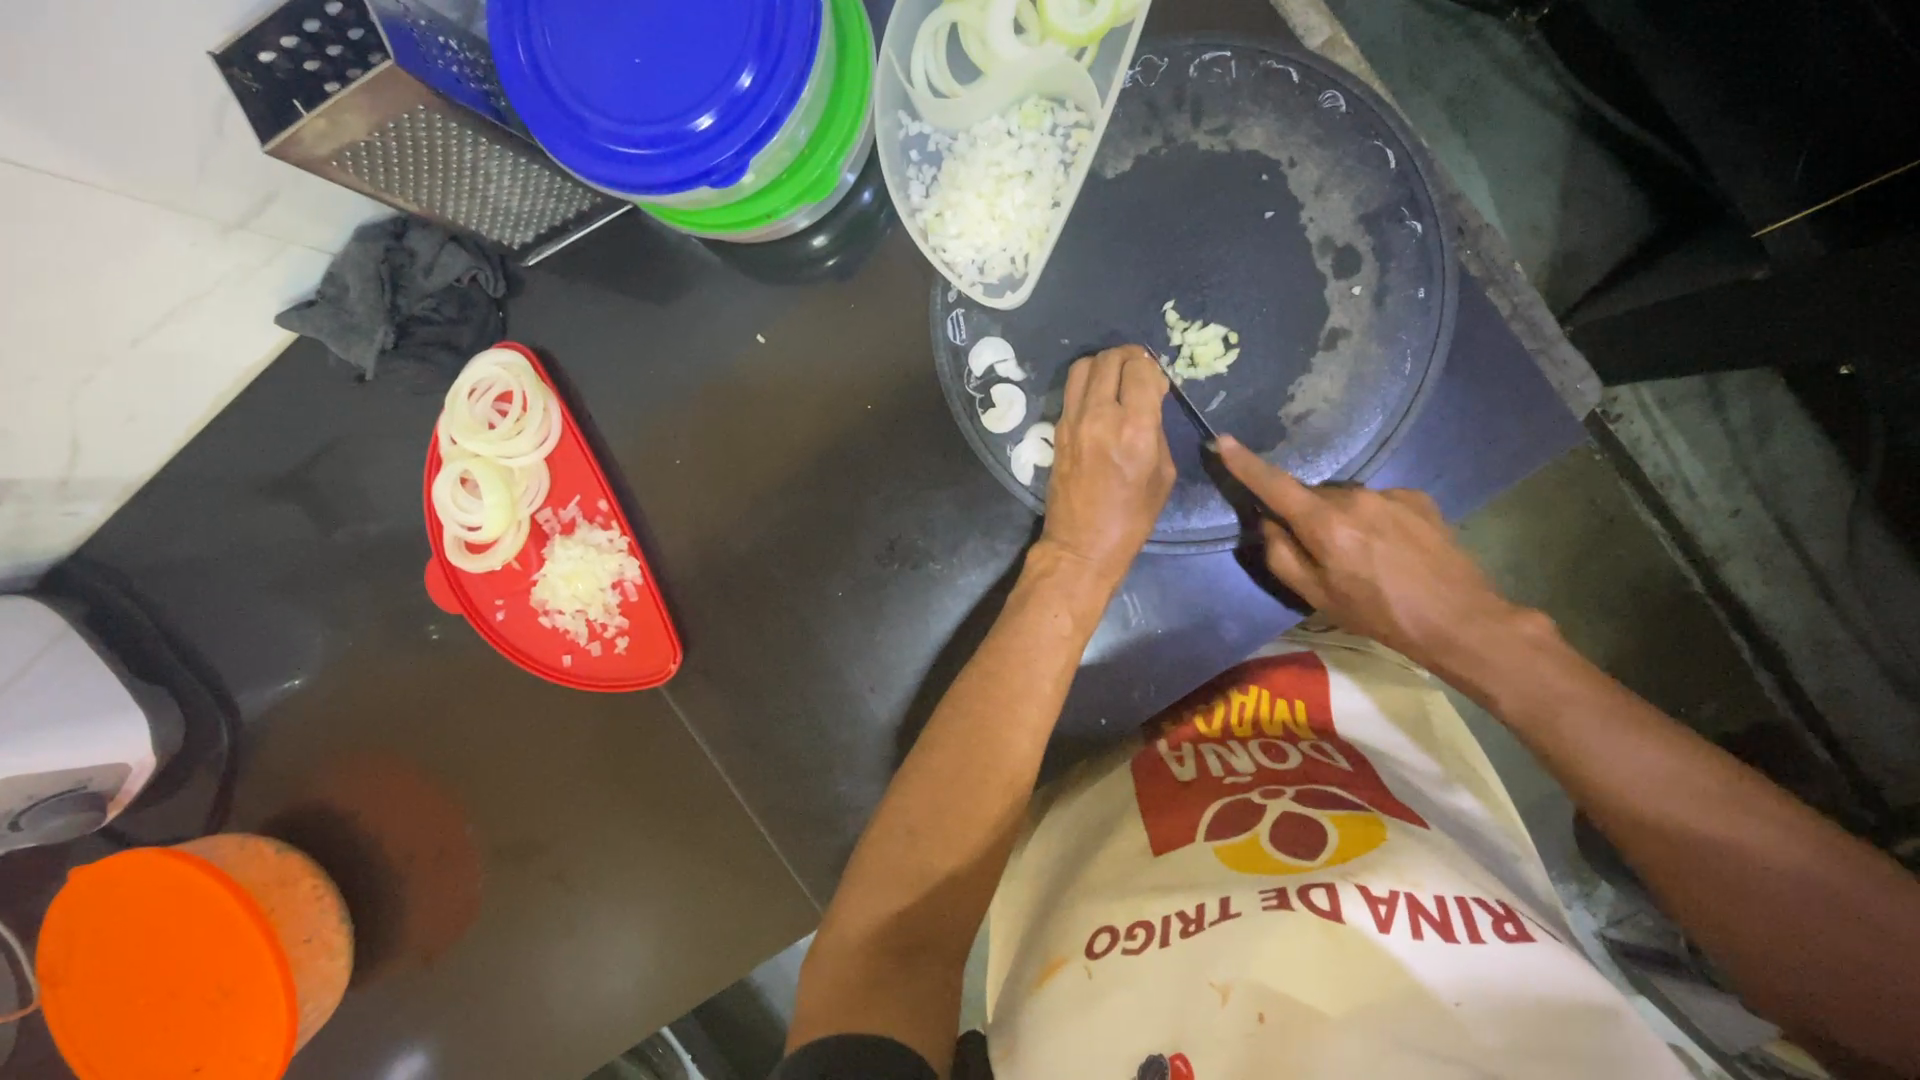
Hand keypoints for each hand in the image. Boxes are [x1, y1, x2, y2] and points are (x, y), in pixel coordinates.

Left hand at [1038, 346, 1175, 585]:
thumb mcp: (1163, 473)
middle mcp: (1100, 416)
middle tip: (1138, 370)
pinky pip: (1071, 390)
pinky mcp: (1056, 430)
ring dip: (1104, 364)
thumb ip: (1156, 429)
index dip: (1152, 368)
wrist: (1082, 543)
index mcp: (1134, 428)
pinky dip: (1088, 384)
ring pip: (1084, 366)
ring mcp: (1073, 421)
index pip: (1141, 369)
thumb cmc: (1132, 516)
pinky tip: (1100, 398)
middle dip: (1129, 357)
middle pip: (1110, 359)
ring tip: (1116, 377)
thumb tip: (1150, 401)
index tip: (1158, 382)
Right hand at [1215, 435, 1543, 674]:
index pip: (1274, 485)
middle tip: (1320, 555)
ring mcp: (1390, 494)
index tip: (1223, 441)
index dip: (1245, 464)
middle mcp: (1355, 498)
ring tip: (1364, 557)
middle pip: (1313, 496)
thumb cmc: (1377, 614)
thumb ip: (1282, 555)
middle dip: (1307, 516)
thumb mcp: (1316, 595)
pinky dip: (1374, 520)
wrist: (1457, 618)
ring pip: (1346, 500)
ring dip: (1342, 519)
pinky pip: (1378, 503)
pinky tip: (1391, 550)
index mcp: (1325, 523)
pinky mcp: (1418, 498)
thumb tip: (1268, 524)